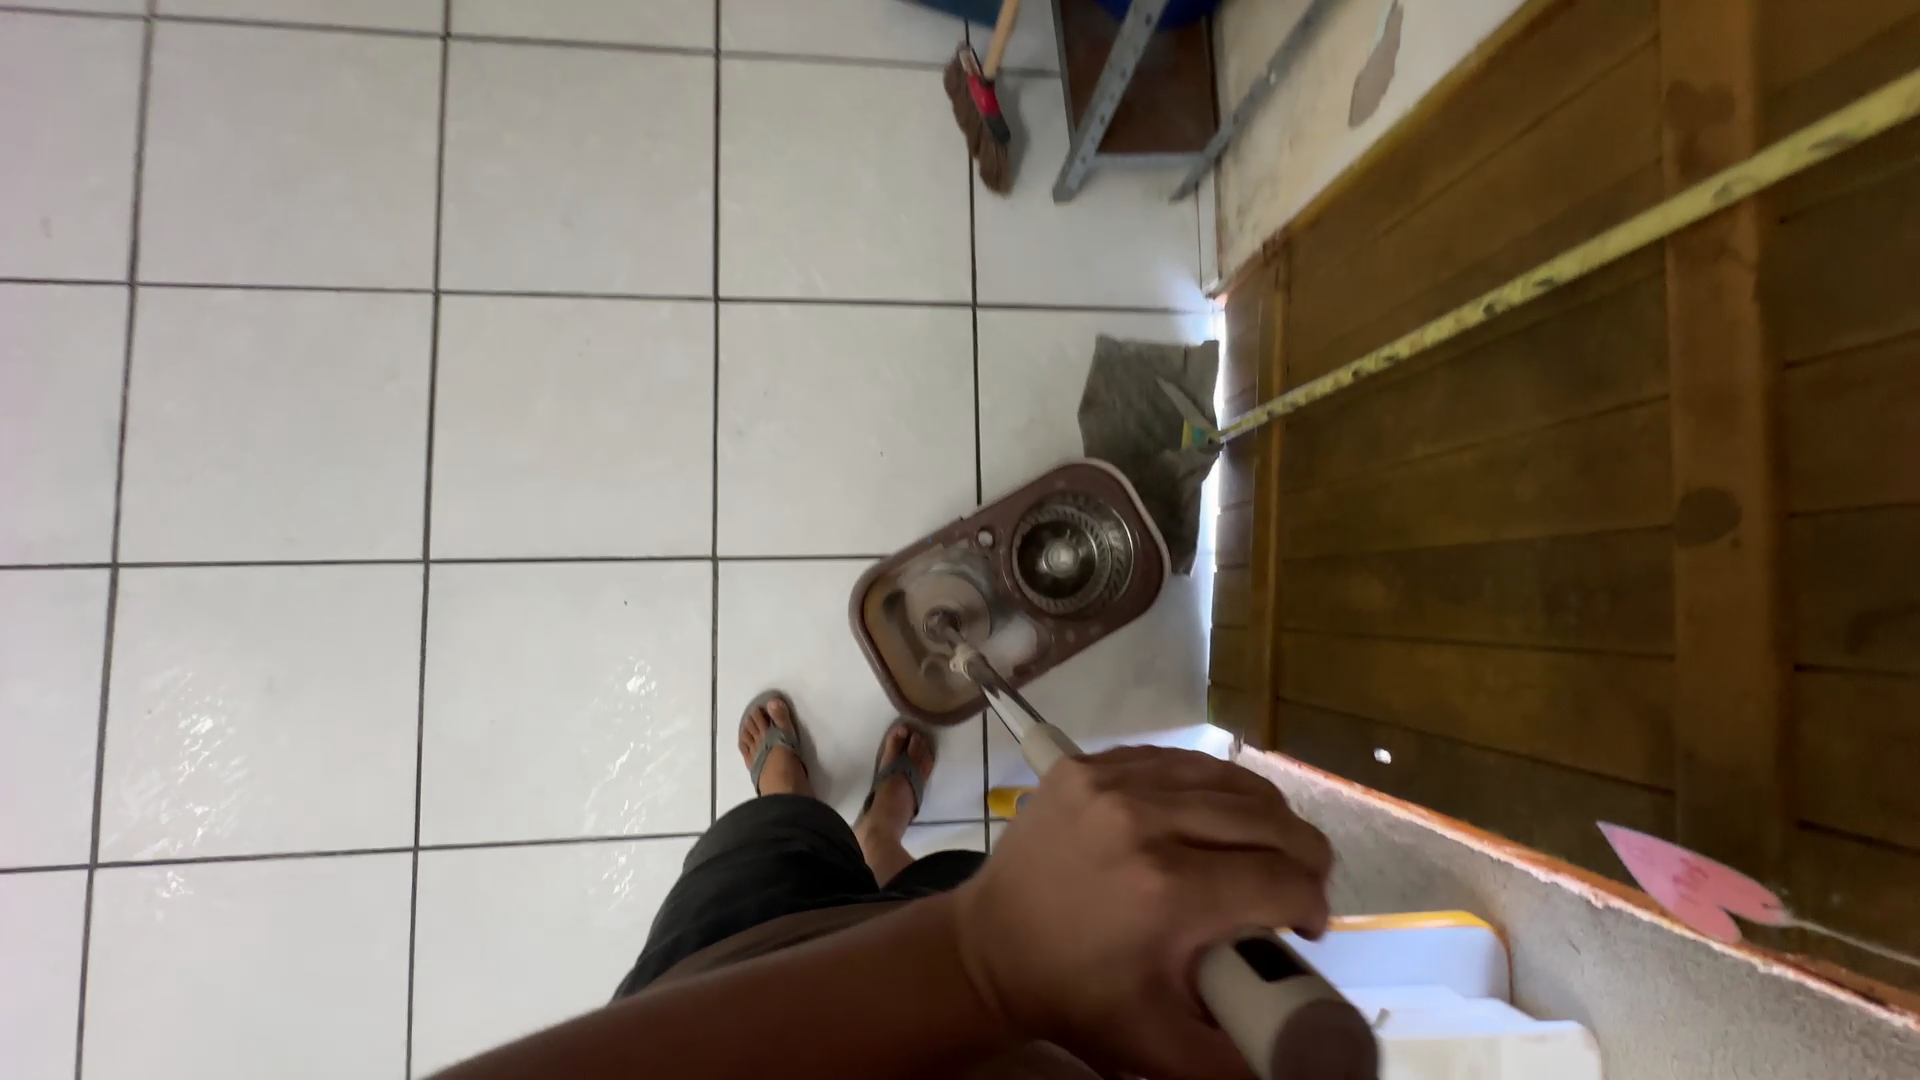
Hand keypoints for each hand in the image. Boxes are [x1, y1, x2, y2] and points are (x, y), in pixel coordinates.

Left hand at [951, 746, 1332, 1079]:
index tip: (1306, 926)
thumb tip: (1308, 1058)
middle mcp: (1144, 820)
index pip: (1280, 880)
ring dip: (1261, 810)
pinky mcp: (1085, 763)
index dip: (1313, 906)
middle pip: (1263, 818)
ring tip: (1265, 842)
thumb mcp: (1160, 1048)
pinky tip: (1212, 809)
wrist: (990, 944)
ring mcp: (1111, 780)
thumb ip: (1241, 1062)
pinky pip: (1172, 759)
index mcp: (1168, 891)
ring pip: (1223, 777)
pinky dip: (1205, 782)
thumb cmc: (1076, 995)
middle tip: (1298, 882)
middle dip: (1303, 853)